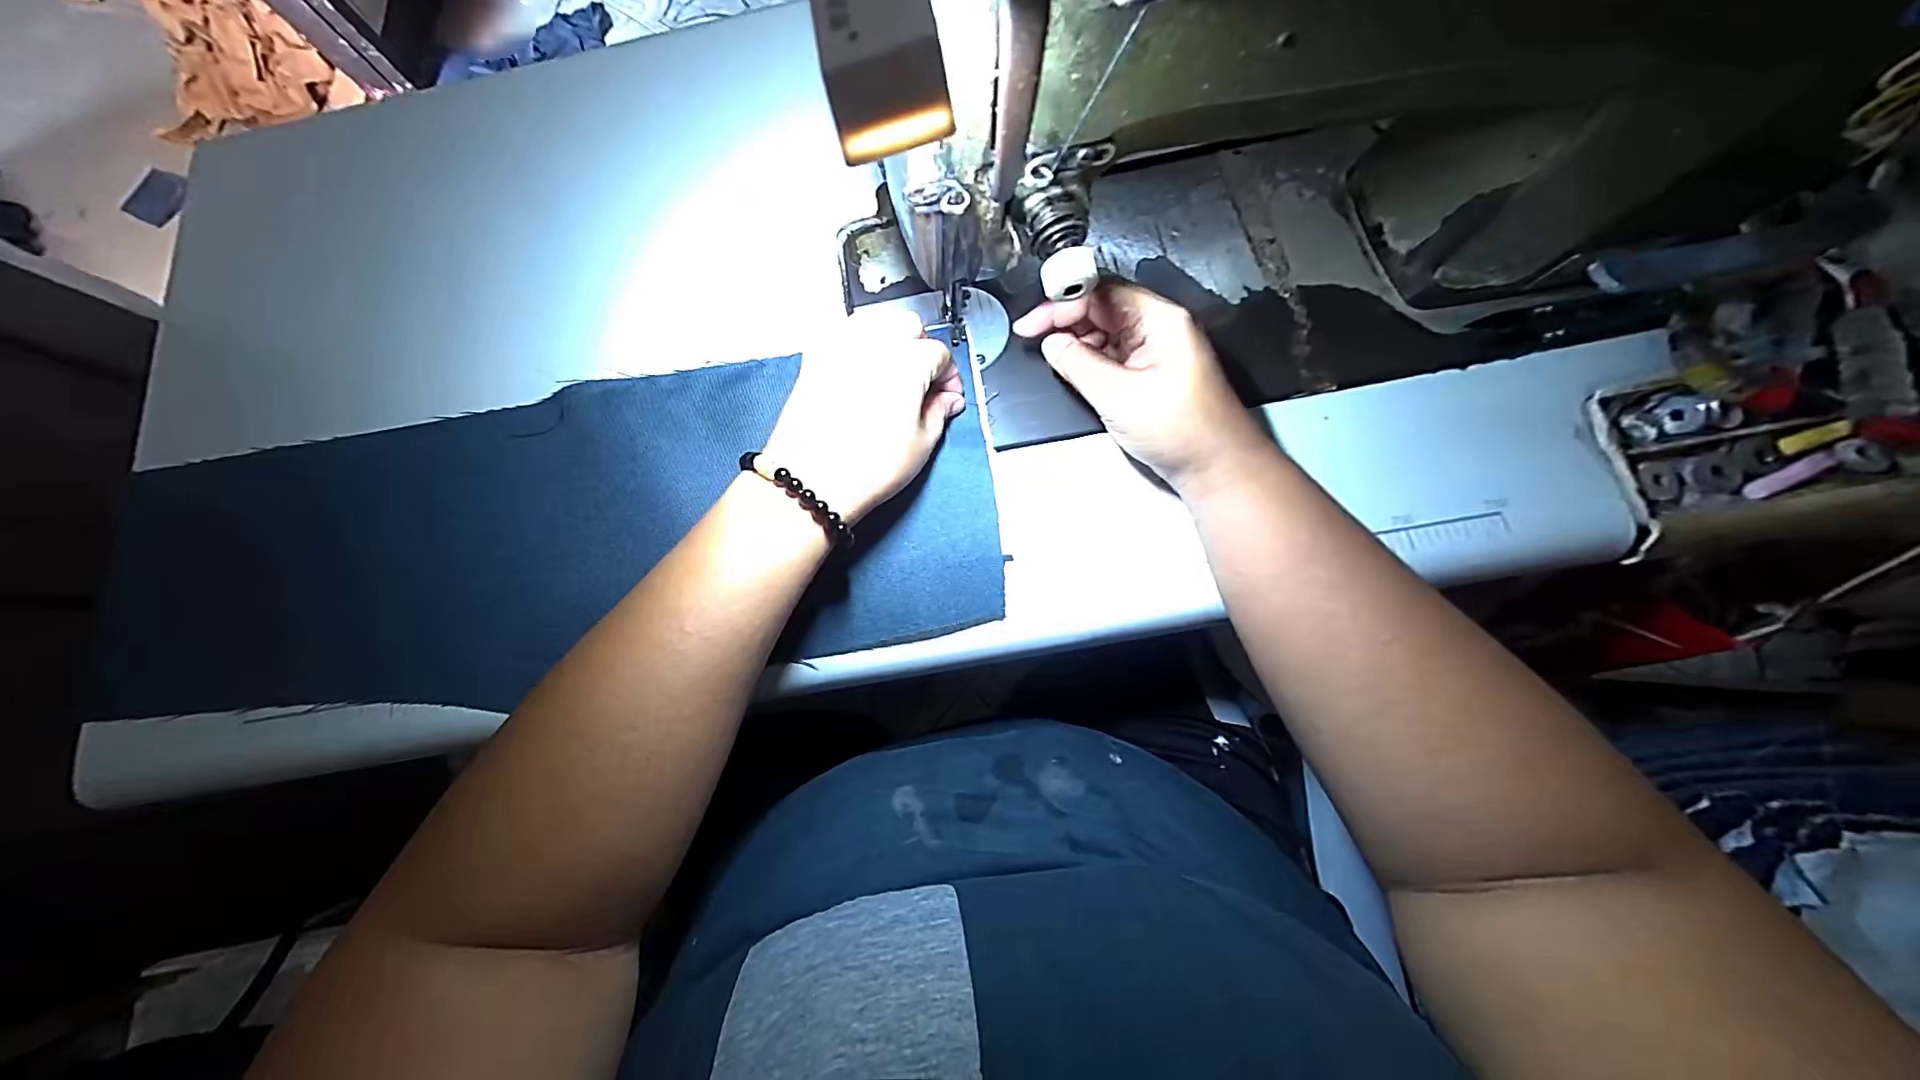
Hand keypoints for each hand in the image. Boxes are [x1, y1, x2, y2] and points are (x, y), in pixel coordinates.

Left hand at [761, 305, 965, 523]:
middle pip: (910, 327)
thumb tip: (945, 400)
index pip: (941, 354)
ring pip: (876, 322)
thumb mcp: (922, 444)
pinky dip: (860, 344)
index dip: (949, 377)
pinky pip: (844, 334)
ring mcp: (842, 347)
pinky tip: (865, 370)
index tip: (947, 395)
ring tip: (896, 374)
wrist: (812, 481)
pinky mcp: (816, 358)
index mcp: (909, 361)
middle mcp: (874, 345)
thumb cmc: (861, 469)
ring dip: (892, 340)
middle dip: (923, 350)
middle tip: (926, 384)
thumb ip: (940, 412)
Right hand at [1012, 281, 1266, 494]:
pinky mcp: (1151, 371)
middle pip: (1103, 308)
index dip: (1063, 303)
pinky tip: (1073, 371)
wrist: (1215, 468)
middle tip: (1034, 337)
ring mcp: (1156, 349)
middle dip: (1066, 321)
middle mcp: (1160, 328)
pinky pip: (1113, 354)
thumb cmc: (1185, 433)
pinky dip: (1090, 360)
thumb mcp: (1119, 397)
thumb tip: (1052, 344)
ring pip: (1105, 331)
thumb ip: (1079, 364)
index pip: (1102, 292)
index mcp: (1160, 321)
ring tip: (1054, 360)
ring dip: (1076, 342)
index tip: (1034, 323)